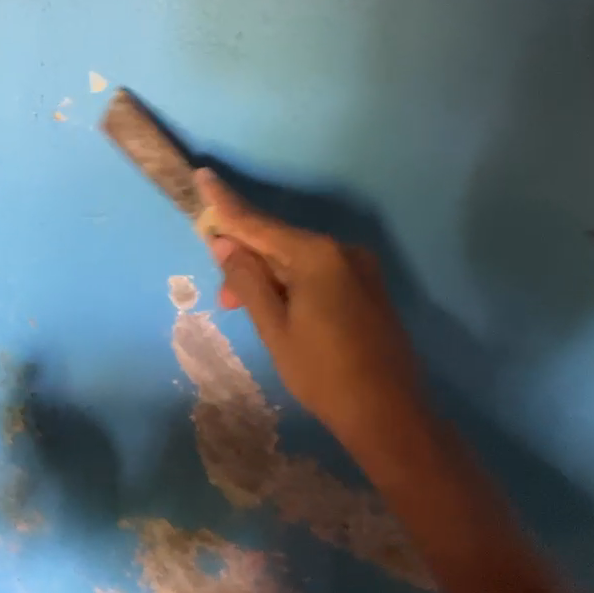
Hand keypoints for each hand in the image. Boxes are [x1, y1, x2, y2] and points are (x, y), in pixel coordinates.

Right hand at [194, 168, 427, 447]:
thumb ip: (247, 279)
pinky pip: (317, 273)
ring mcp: (359, 269)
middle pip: (277, 243)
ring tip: (246, 311)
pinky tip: (278, 309)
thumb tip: (225, 243)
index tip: (202, 175)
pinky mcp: (367, 289)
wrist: (391, 417)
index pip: (258, 224)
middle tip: (223, 298)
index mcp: (316, 255)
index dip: (225, 204)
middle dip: (245, 260)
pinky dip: (291, 284)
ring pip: (296, 260)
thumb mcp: (274, 327)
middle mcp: (341, 251)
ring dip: (267, 278)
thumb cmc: (323, 373)